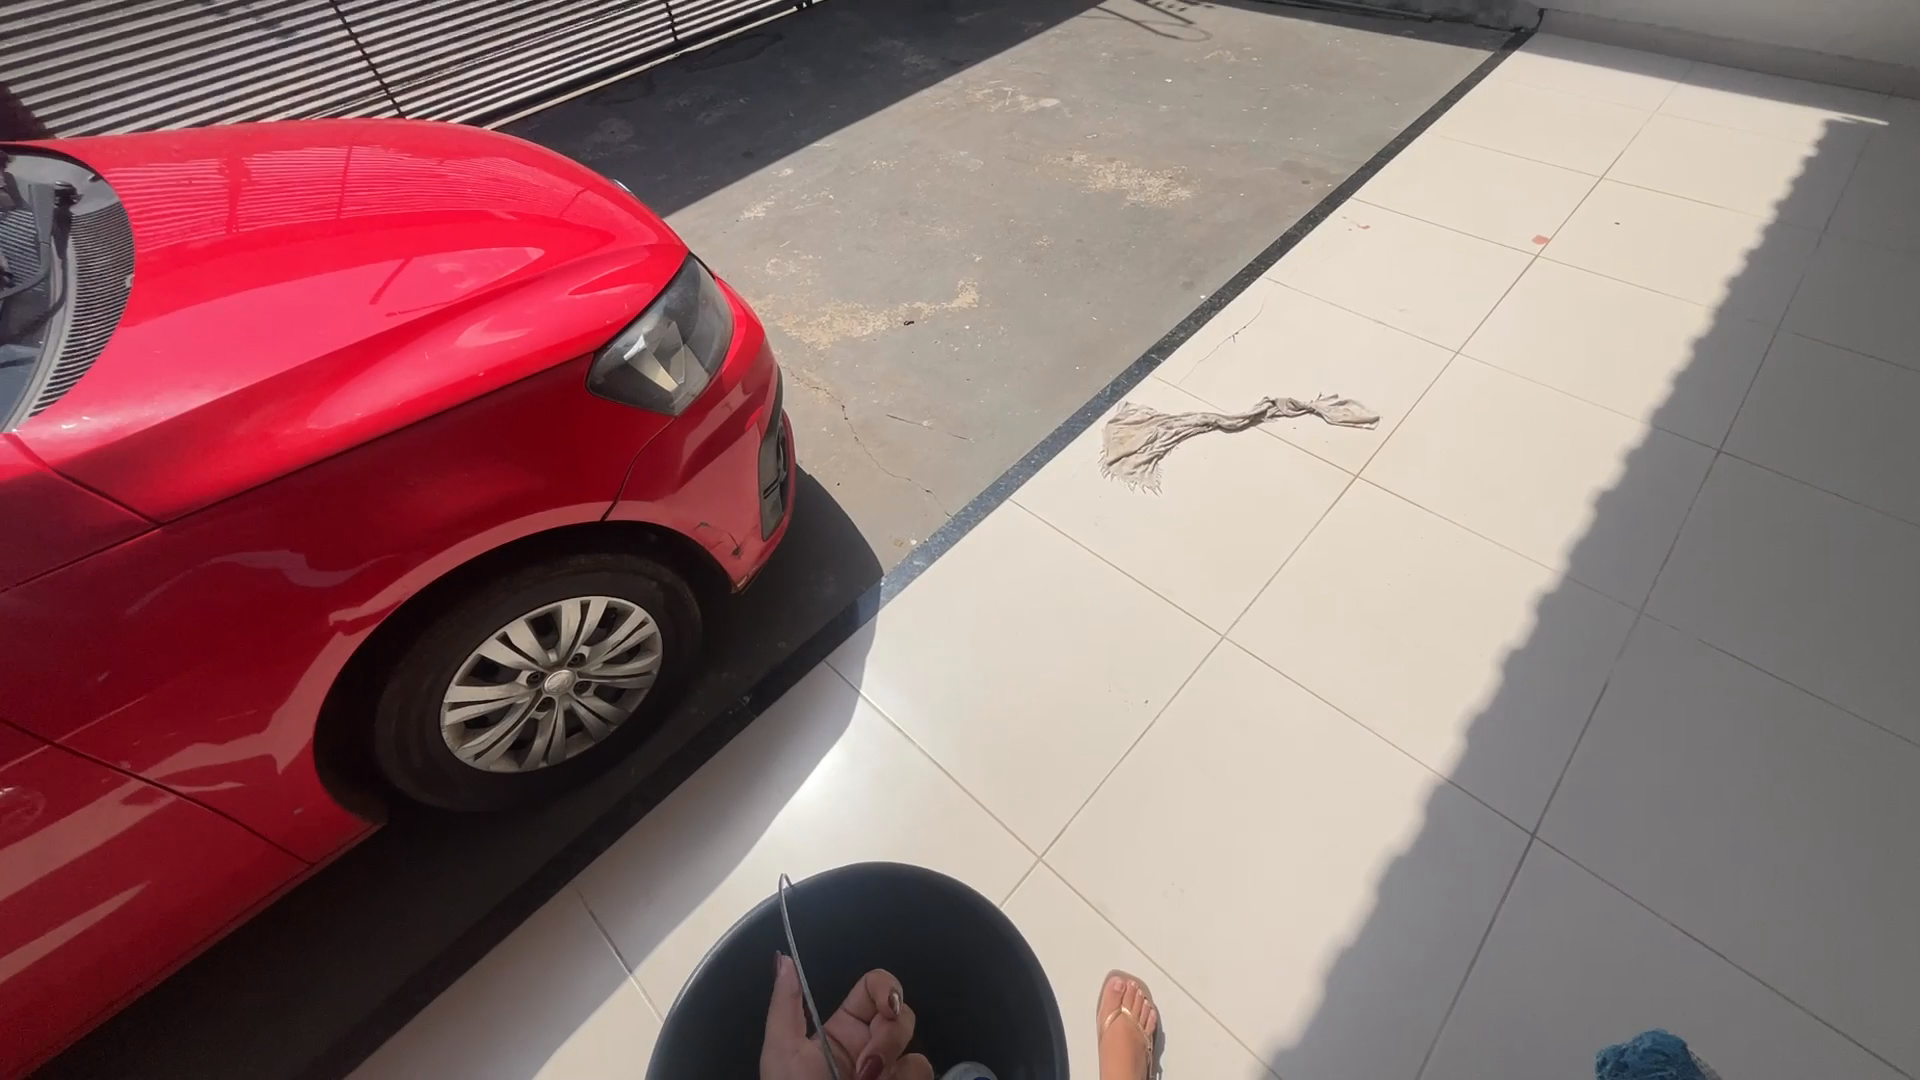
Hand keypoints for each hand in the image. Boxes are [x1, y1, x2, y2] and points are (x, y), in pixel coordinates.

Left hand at [760, 954, 933, 1079]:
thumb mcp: (781, 1055)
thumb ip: (785, 1005)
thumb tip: (784, 958)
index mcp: (843, 1030)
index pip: (875, 988)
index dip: (887, 987)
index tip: (885, 1005)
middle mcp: (870, 1049)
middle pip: (902, 1015)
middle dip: (892, 1035)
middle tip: (869, 1065)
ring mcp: (888, 1077)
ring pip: (915, 1053)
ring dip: (897, 1068)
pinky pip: (922, 1075)